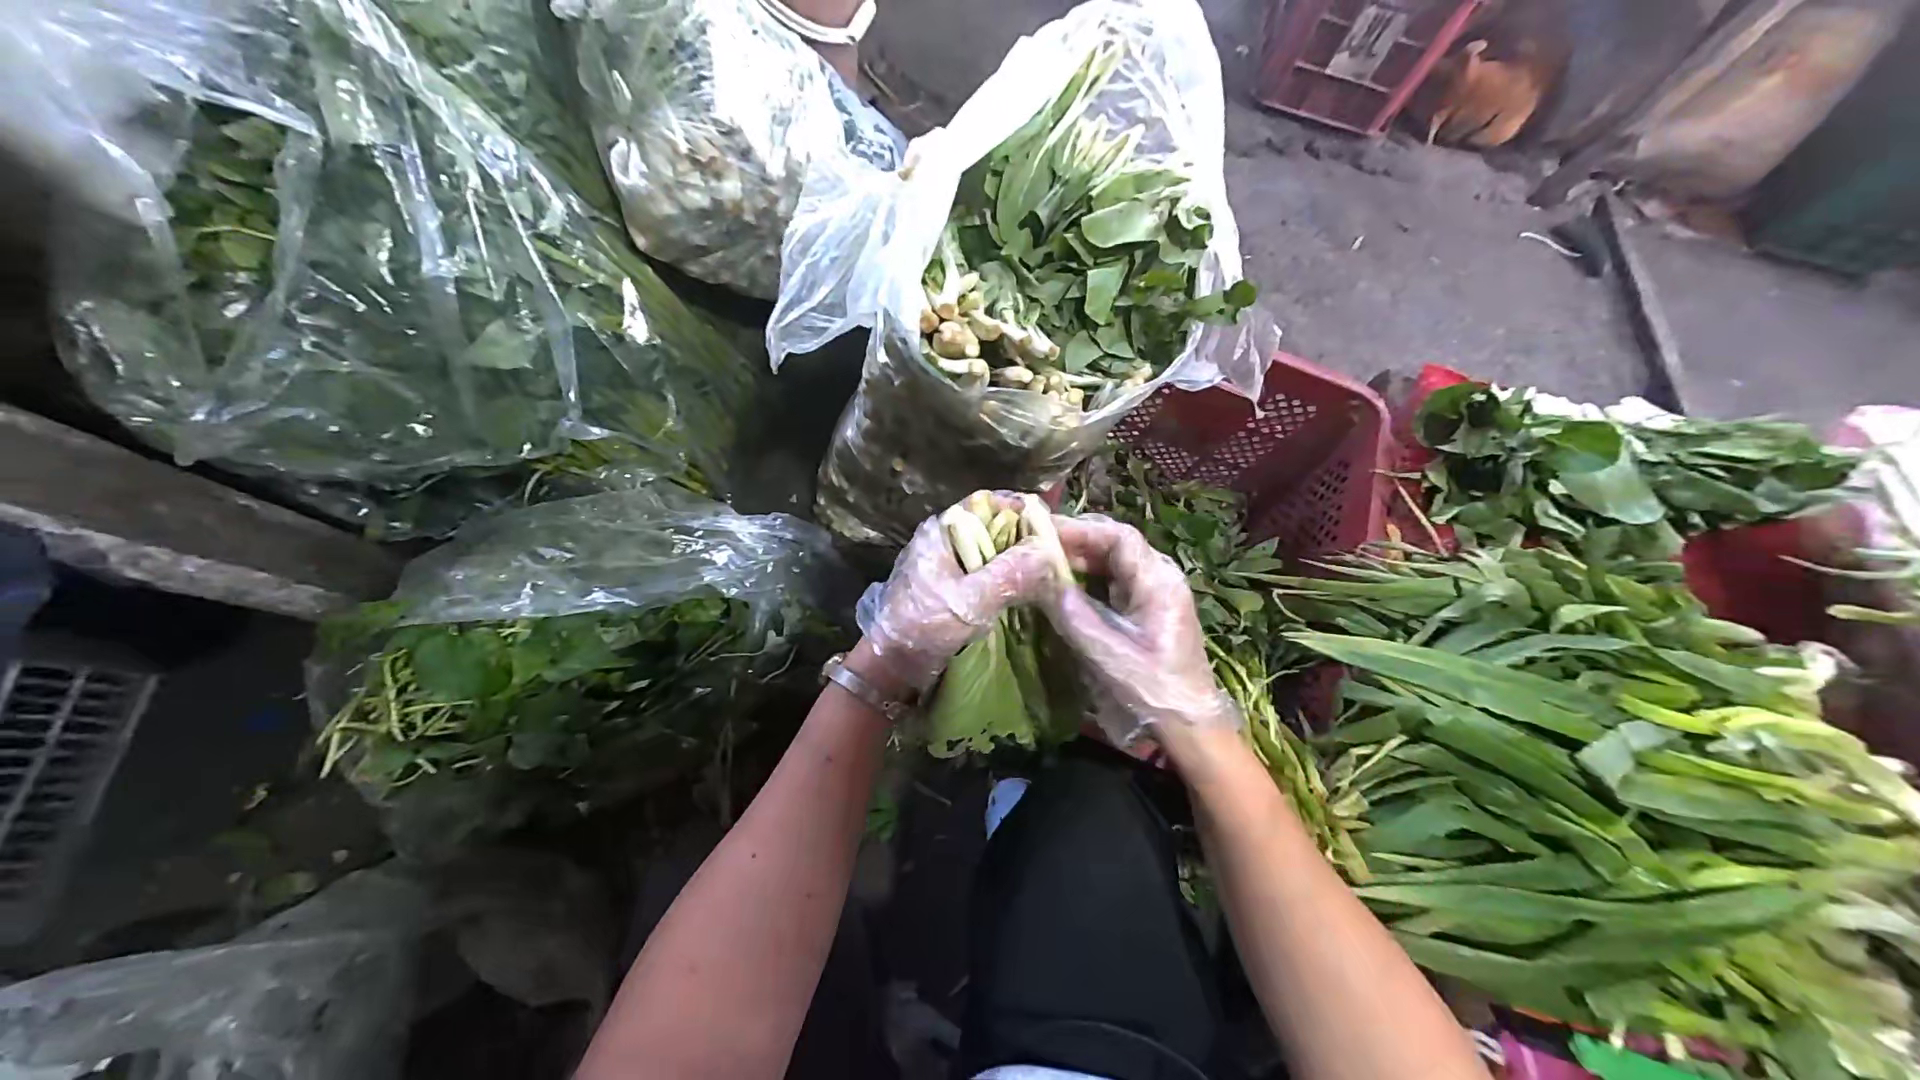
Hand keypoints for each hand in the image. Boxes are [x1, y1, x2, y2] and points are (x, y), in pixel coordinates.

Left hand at [856, 495, 1066, 691]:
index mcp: (945, 529)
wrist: (893, 663)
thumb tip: (1050, 551)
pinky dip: (1019, 572)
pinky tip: (1041, 583)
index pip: (994, 504)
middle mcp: (950, 536)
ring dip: (1031, 555)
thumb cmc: (924, 626)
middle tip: (1074, 548)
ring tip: (1065, 565)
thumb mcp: (969, 601)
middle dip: (1037, 535)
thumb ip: (1009, 575)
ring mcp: (954, 560)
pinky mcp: (960, 582)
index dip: (1030, 512)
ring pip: (1001, 547)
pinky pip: (995, 567)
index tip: (1060, 529)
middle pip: (1002, 524)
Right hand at [1045, 515, 1240, 741]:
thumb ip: (1070, 610)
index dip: (1078, 529)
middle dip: (1073, 542)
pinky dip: (1085, 580)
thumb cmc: (1152, 690)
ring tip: (1039, 562)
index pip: (1118, 537)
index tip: (1040, 532)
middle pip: (1114, 545)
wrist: (1190, 729)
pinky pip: (1112, 583)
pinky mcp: (1145, 610)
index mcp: (1159, 582)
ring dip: (1077, 560)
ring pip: (1111, 562)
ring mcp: (1154, 594)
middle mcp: (1160, 578)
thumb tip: (1034, 574)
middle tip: (1032, 545)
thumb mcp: (1106, 652)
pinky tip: (1059, 586)